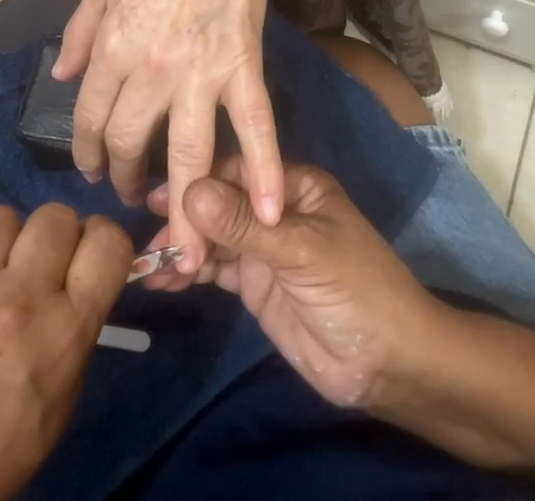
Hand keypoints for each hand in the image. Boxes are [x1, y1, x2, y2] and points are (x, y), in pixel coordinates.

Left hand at [0, 205, 133, 500]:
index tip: (90, 253)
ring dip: (5, 238)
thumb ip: (79, 320)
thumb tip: (81, 272)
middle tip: (40, 264)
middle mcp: (20, 295)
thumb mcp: (66, 388)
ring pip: (0, 216)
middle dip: (56, 235)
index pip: (108, 241)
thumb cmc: (4, 443)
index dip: (103, 240)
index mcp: (67, 327)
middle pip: (55, 217)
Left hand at [55, 0, 281, 272]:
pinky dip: (264, 171)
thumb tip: (61, 76)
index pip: (91, 117)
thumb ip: (78, 33)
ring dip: (182, 206)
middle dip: (122, 179)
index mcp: (112, 47)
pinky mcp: (244, 70)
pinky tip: (268, 216)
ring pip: (187, 154)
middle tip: (125, 197)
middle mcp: (150, 71)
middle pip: (129, 142)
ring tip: (181, 248)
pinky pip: (255, 128)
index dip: (86, 151)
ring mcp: (201, 74)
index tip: (91, 169)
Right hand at [139, 159, 441, 407]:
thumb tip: (188, 192)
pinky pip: (215, 270)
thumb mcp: (301, 252)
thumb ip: (243, 225)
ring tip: (145, 263)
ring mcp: (264, 249)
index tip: (158, 196)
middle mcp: (275, 210)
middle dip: (183, 217)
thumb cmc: (357, 291)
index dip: (199, 182)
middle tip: (146, 230)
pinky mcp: (256, 284)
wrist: (388, 364)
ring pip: (212, 238)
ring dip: (182, 248)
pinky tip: (162, 281)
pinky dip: (189, 273)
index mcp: (296, 187)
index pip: (239, 171)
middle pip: (220, 204)